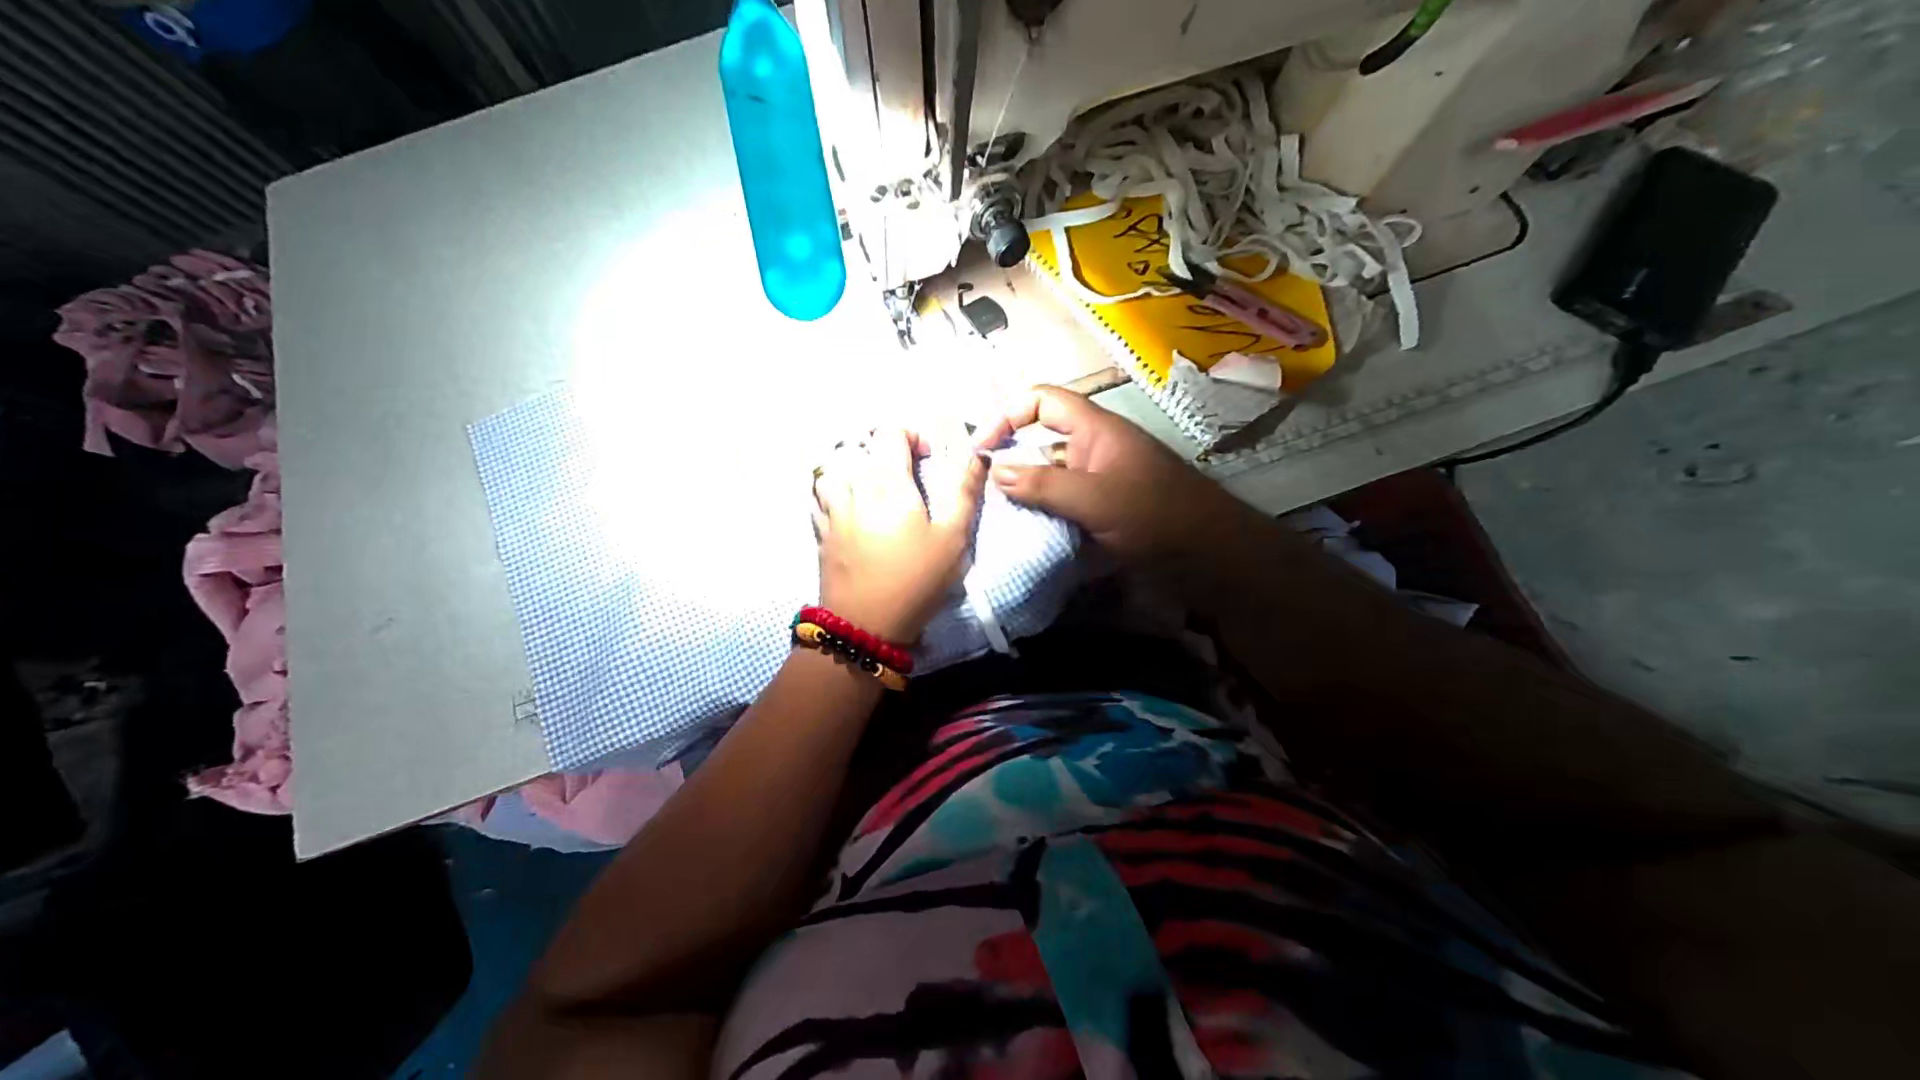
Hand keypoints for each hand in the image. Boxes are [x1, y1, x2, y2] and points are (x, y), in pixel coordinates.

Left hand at [812, 428, 986, 643]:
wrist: (864, 624)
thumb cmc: (915, 579)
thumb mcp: (953, 537)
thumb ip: (964, 491)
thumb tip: (977, 454)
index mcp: (886, 480)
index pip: (889, 432)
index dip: (911, 437)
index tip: (926, 460)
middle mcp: (851, 484)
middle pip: (857, 444)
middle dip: (881, 449)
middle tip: (902, 473)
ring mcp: (829, 506)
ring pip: (832, 464)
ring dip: (852, 465)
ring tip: (872, 485)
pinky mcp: (819, 529)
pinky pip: (818, 492)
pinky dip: (832, 487)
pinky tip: (849, 505)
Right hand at [977, 386, 1258, 562]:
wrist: (1212, 559)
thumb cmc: (1158, 517)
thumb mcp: (1097, 499)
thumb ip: (1045, 485)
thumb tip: (994, 471)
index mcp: (1096, 430)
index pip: (1043, 401)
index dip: (1008, 415)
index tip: (982, 448)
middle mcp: (1094, 451)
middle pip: (1040, 442)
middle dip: (1009, 461)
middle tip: (978, 490)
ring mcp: (1099, 484)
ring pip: (1049, 479)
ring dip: (1023, 494)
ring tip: (992, 517)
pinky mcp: (1103, 514)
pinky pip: (1063, 507)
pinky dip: (1042, 517)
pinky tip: (1022, 536)